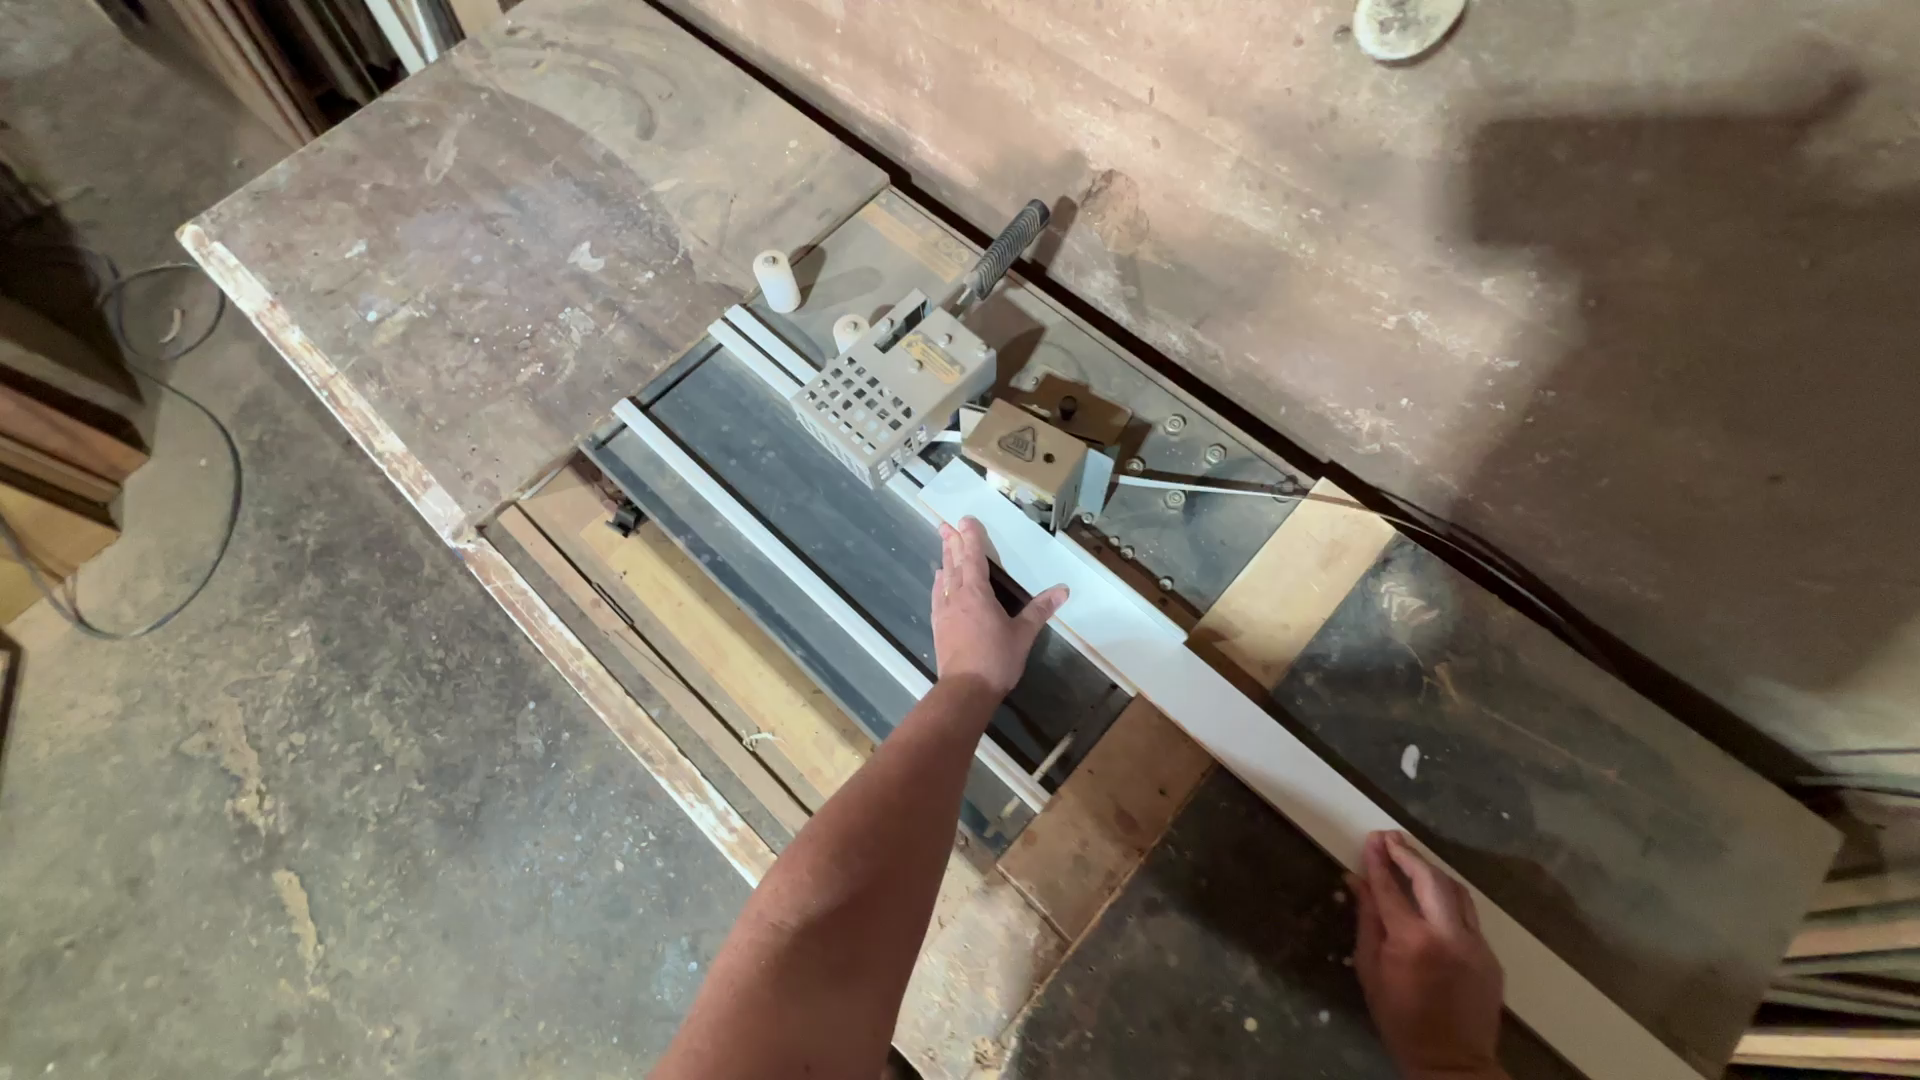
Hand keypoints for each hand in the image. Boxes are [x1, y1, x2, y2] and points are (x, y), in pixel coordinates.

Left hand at [931, 517, 1067, 697]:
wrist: (966, 689)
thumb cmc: (996, 659)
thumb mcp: (1023, 634)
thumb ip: (1040, 610)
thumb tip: (1063, 589)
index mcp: (977, 594)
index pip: (973, 558)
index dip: (970, 538)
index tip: (964, 520)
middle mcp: (957, 597)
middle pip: (954, 563)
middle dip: (951, 542)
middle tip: (944, 524)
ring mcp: (944, 611)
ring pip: (944, 578)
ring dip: (944, 559)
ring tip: (943, 545)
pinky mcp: (938, 626)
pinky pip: (937, 596)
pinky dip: (938, 583)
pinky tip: (938, 580)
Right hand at [1350, 831, 1507, 1079]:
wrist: (1453, 1062)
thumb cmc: (1399, 1018)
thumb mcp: (1370, 968)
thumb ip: (1367, 919)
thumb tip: (1357, 880)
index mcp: (1413, 941)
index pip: (1391, 888)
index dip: (1378, 860)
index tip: (1370, 839)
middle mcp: (1450, 936)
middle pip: (1431, 879)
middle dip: (1408, 854)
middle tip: (1389, 838)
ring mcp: (1476, 946)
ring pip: (1457, 892)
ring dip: (1432, 871)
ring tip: (1411, 858)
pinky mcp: (1491, 957)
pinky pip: (1468, 915)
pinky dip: (1447, 897)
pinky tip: (1432, 896)